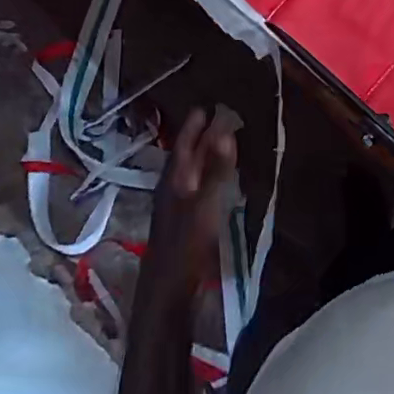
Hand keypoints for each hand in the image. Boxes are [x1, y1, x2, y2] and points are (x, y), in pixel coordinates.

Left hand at [150, 105, 239, 284]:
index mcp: (175, 179)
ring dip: (203, 156)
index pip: (185, 144)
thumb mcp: (206, 204)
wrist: (168, 288)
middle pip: (187, 156)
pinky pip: (195, 187)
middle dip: (200, 137)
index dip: (195, 126)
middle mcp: (172, 188)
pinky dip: (206, 176)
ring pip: (190, 172)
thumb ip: (217, 169)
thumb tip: (226, 131)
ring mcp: (175, 206)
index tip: (206, 106)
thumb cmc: (187, 243)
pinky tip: (216, 183)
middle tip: (216, 119)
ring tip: (219, 144)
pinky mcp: (183, 222)